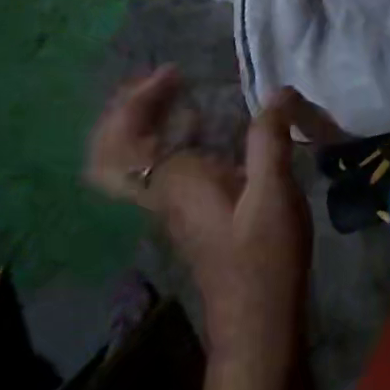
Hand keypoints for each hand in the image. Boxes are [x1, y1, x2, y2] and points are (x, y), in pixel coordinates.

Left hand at [84, 69, 310, 346]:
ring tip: (176, 91)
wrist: (258, 315)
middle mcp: (164, 192)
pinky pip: (159, 166)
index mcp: (176, 184)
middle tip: (163, 77)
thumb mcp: (274, 193)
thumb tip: (277, 91)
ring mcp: (173, 205)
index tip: (174, 74)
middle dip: (127, 109)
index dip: (134, 103)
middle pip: (113, 152)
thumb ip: (270, 139)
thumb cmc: (264, 254)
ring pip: (132, 160)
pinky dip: (168, 138)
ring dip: (143, 121)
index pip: (124, 142)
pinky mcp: (190, 212)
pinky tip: (205, 128)